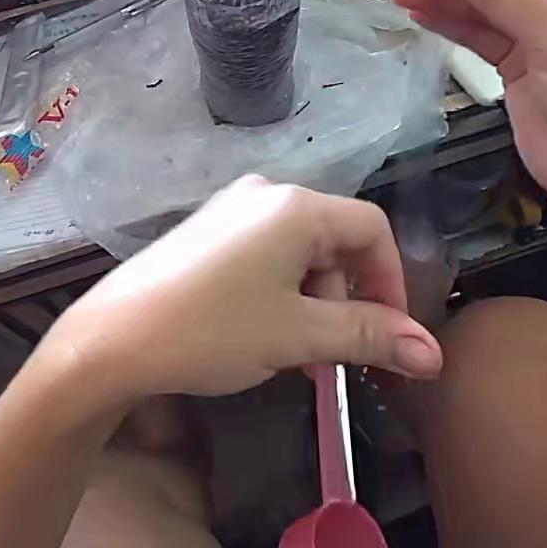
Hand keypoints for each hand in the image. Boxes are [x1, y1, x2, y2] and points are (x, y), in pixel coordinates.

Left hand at [42, 176, 442, 401]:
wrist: (113, 337)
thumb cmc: (212, 329)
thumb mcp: (298, 334)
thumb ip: (369, 336)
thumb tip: (433, 354)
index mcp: (295, 206)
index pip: (371, 227)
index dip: (390, 280)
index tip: (390, 334)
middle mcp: (266, 193)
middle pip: (335, 240)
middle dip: (345, 298)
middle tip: (329, 354)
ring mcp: (233, 207)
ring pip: (301, 250)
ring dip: (313, 300)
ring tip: (294, 352)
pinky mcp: (210, 228)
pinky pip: (267, 252)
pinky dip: (282, 290)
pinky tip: (264, 330)